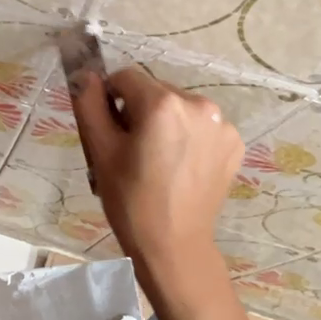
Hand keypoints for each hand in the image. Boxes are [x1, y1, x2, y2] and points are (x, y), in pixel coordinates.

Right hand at [74, 66, 242, 268]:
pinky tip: (179, 168)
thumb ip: (90, 105)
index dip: (109, 99)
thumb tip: (86, 76)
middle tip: (130, 151)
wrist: (173, 244)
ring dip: (165, 124)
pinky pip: (201, 127)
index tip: (108, 130)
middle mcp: (199, 105)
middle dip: (139, 113)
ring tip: (156, 162)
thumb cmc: (129, 200)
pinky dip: (187, 139)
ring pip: (180, 109)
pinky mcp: (234, 144)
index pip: (126, 78)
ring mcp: (222, 125)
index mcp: (163, 104)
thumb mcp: (100, 151)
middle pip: (156, 92)